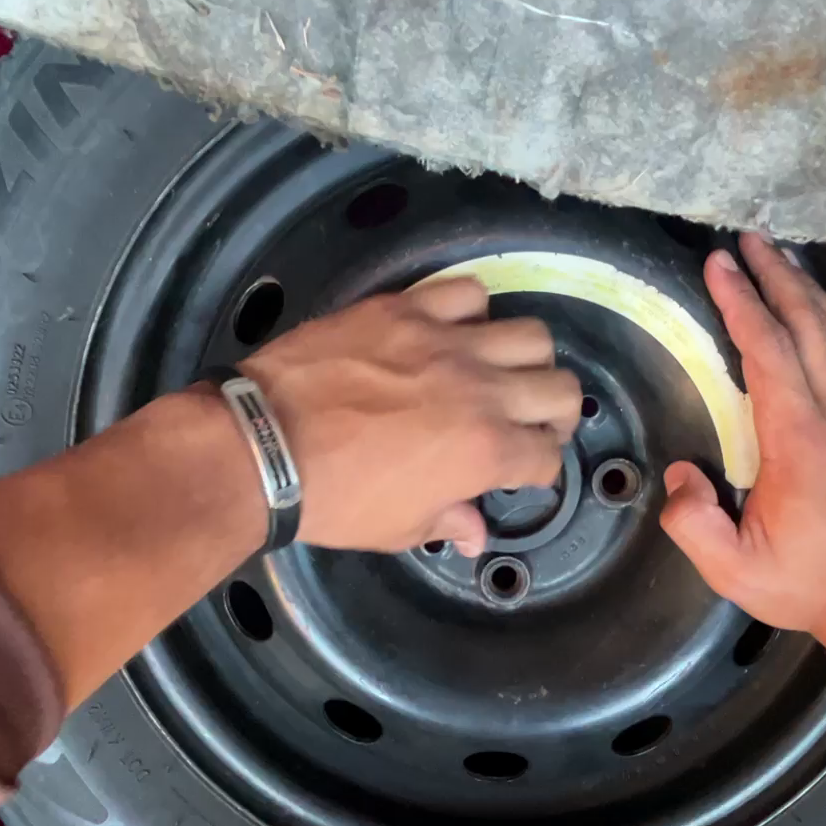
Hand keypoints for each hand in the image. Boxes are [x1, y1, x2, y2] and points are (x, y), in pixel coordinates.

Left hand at [242, 277, 580, 556]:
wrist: (265, 443)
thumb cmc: (334, 498)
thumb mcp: (398, 527)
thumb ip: (449, 523)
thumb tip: (475, 533)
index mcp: (484, 451)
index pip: (546, 454)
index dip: (541, 467)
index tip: (524, 468)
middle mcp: (481, 390)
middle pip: (560, 388)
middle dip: (556, 412)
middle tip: (532, 421)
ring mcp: (445, 342)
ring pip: (530, 333)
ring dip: (526, 359)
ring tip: (501, 370)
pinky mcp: (406, 308)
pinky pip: (466, 292)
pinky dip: (473, 311)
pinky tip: (456, 330)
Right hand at [659, 235, 825, 639]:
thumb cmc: (805, 582)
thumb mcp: (731, 568)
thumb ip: (693, 521)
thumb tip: (681, 473)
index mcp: (795, 438)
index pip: (764, 350)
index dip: (739, 302)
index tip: (718, 266)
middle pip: (803, 325)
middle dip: (771, 278)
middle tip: (746, 241)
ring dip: (812, 287)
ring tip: (784, 254)